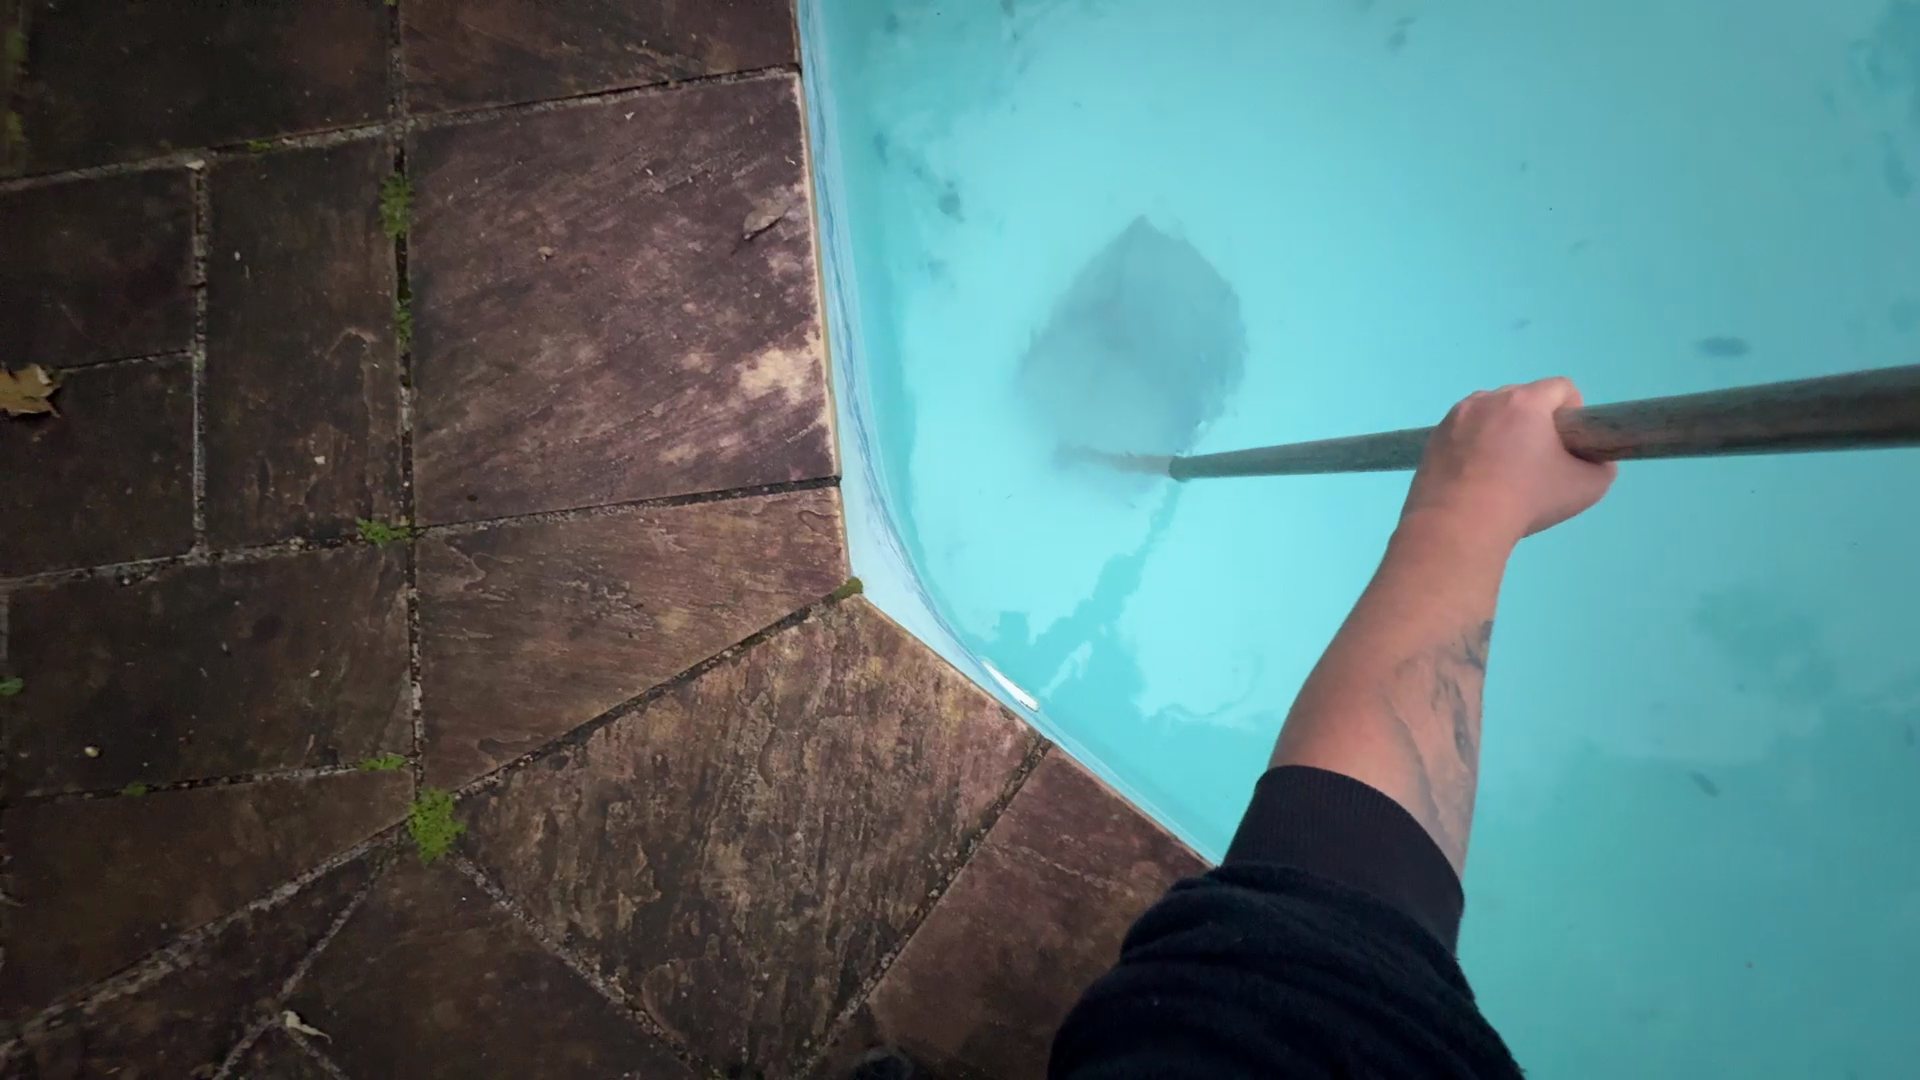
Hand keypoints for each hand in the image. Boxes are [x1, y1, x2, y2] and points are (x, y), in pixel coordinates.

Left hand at [1401, 377, 1615, 548]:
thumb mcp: (1588, 485)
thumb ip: (1598, 463)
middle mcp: (1482, 402)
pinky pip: (1459, 433)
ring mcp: (1450, 420)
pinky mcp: (1428, 441)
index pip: (1559, 388)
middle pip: (1519, 398)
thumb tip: (1588, 459)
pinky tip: (1473, 474)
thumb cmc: (1526, 499)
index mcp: (1522, 402)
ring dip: (1498, 430)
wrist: (1456, 524)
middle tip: (1534, 457)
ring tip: (1500, 467)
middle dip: (1533, 420)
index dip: (1572, 412)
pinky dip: (1470, 445)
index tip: (1568, 442)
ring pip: (1485, 414)